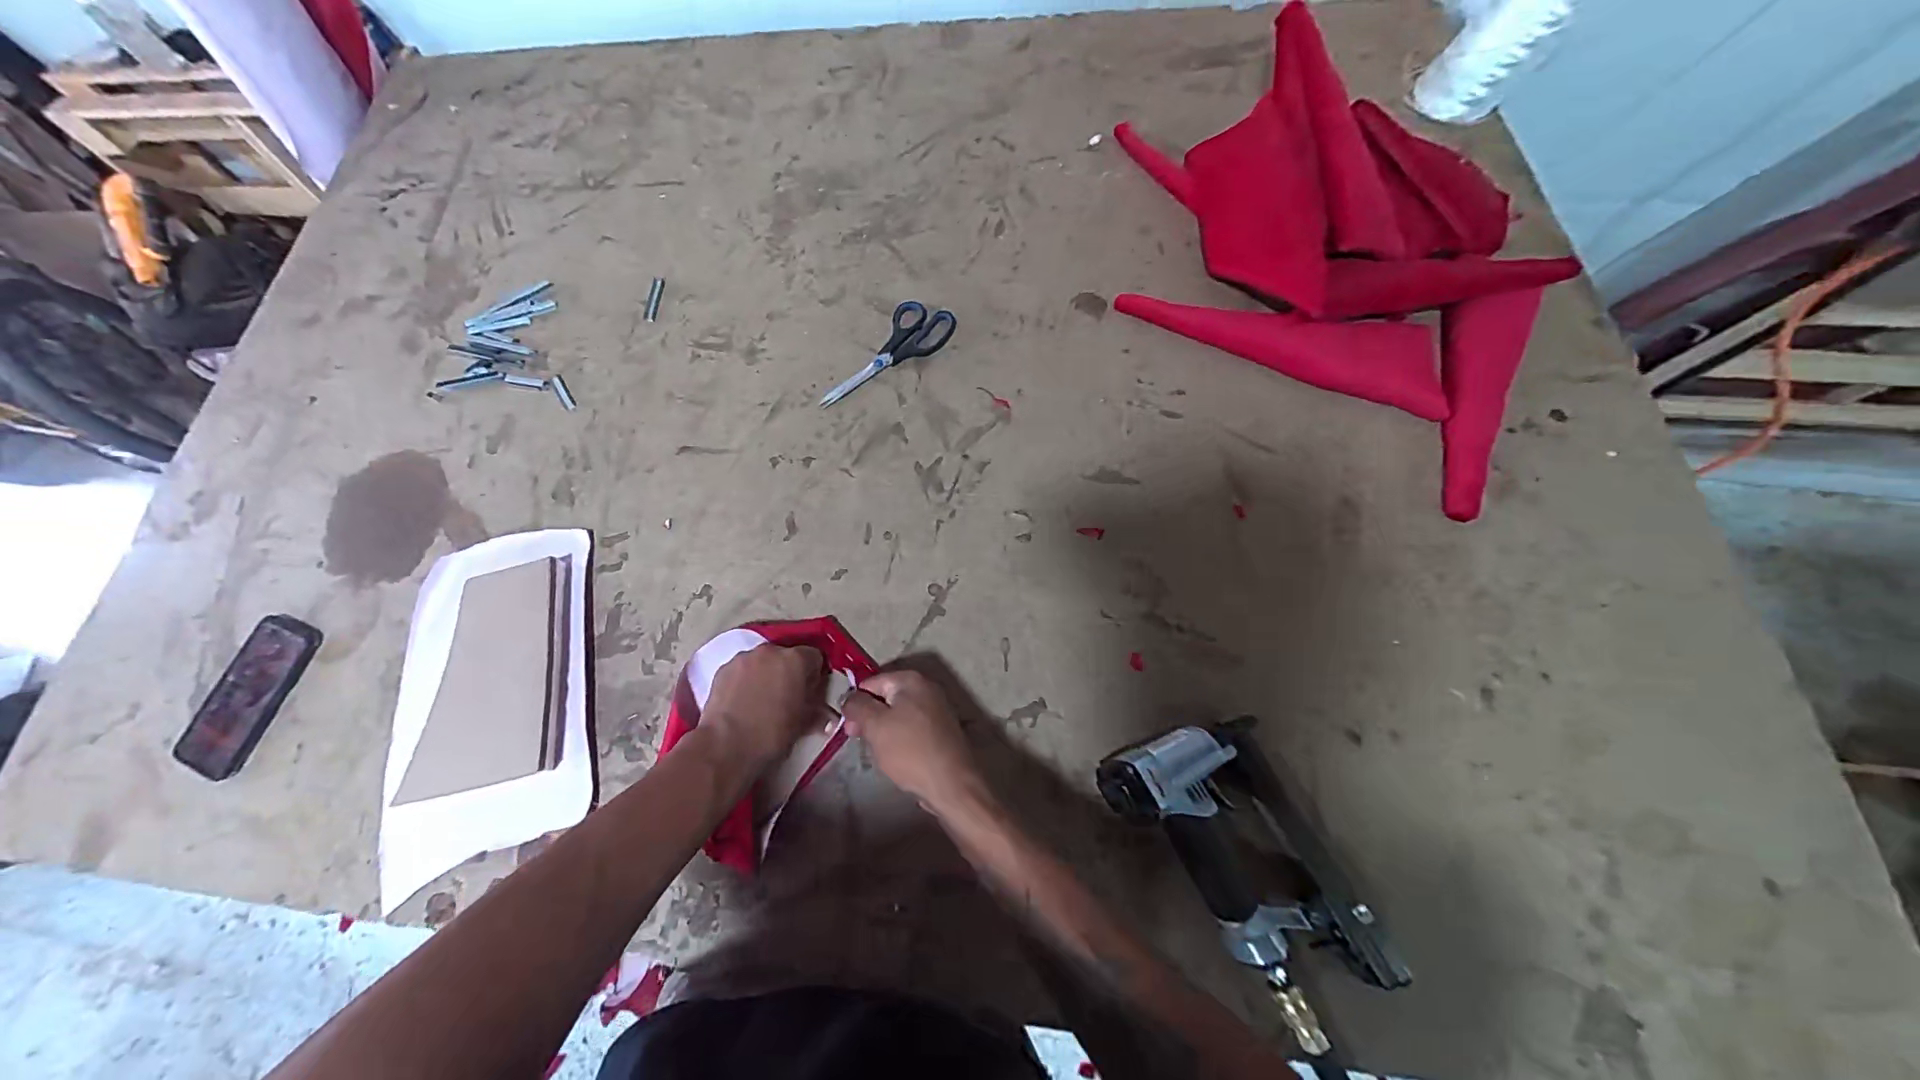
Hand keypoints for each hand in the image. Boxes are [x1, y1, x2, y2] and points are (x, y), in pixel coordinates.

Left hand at [701, 644, 824, 768]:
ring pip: (763, 662)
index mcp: (796, 660)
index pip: (815, 657)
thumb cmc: (772, 734)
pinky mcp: (723, 669)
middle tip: (788, 698)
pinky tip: (743, 702)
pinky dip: (746, 680)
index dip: (815, 675)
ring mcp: (744, 658)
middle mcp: (771, 651)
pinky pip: (743, 670)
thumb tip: (826, 715)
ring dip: (766, 675)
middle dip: (790, 673)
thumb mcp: (805, 723)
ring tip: (762, 701)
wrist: (726, 746)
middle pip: (787, 656)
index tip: (811, 692)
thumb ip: (819, 710)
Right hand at [840, 670, 988, 815]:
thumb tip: (850, 698)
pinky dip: (901, 739)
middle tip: (859, 740)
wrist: (951, 783)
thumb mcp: (875, 725)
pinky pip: (912, 729)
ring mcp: (937, 710)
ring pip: (898, 715)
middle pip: (886, 697)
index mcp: (911, 680)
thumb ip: (857, 706)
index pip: (871, 682)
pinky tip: (897, 757)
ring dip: (884, 731)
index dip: (855, 702)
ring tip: (879, 752)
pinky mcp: (941, 731)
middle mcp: (927, 688)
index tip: (848, 726)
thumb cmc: (909, 750)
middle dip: (869, 718)